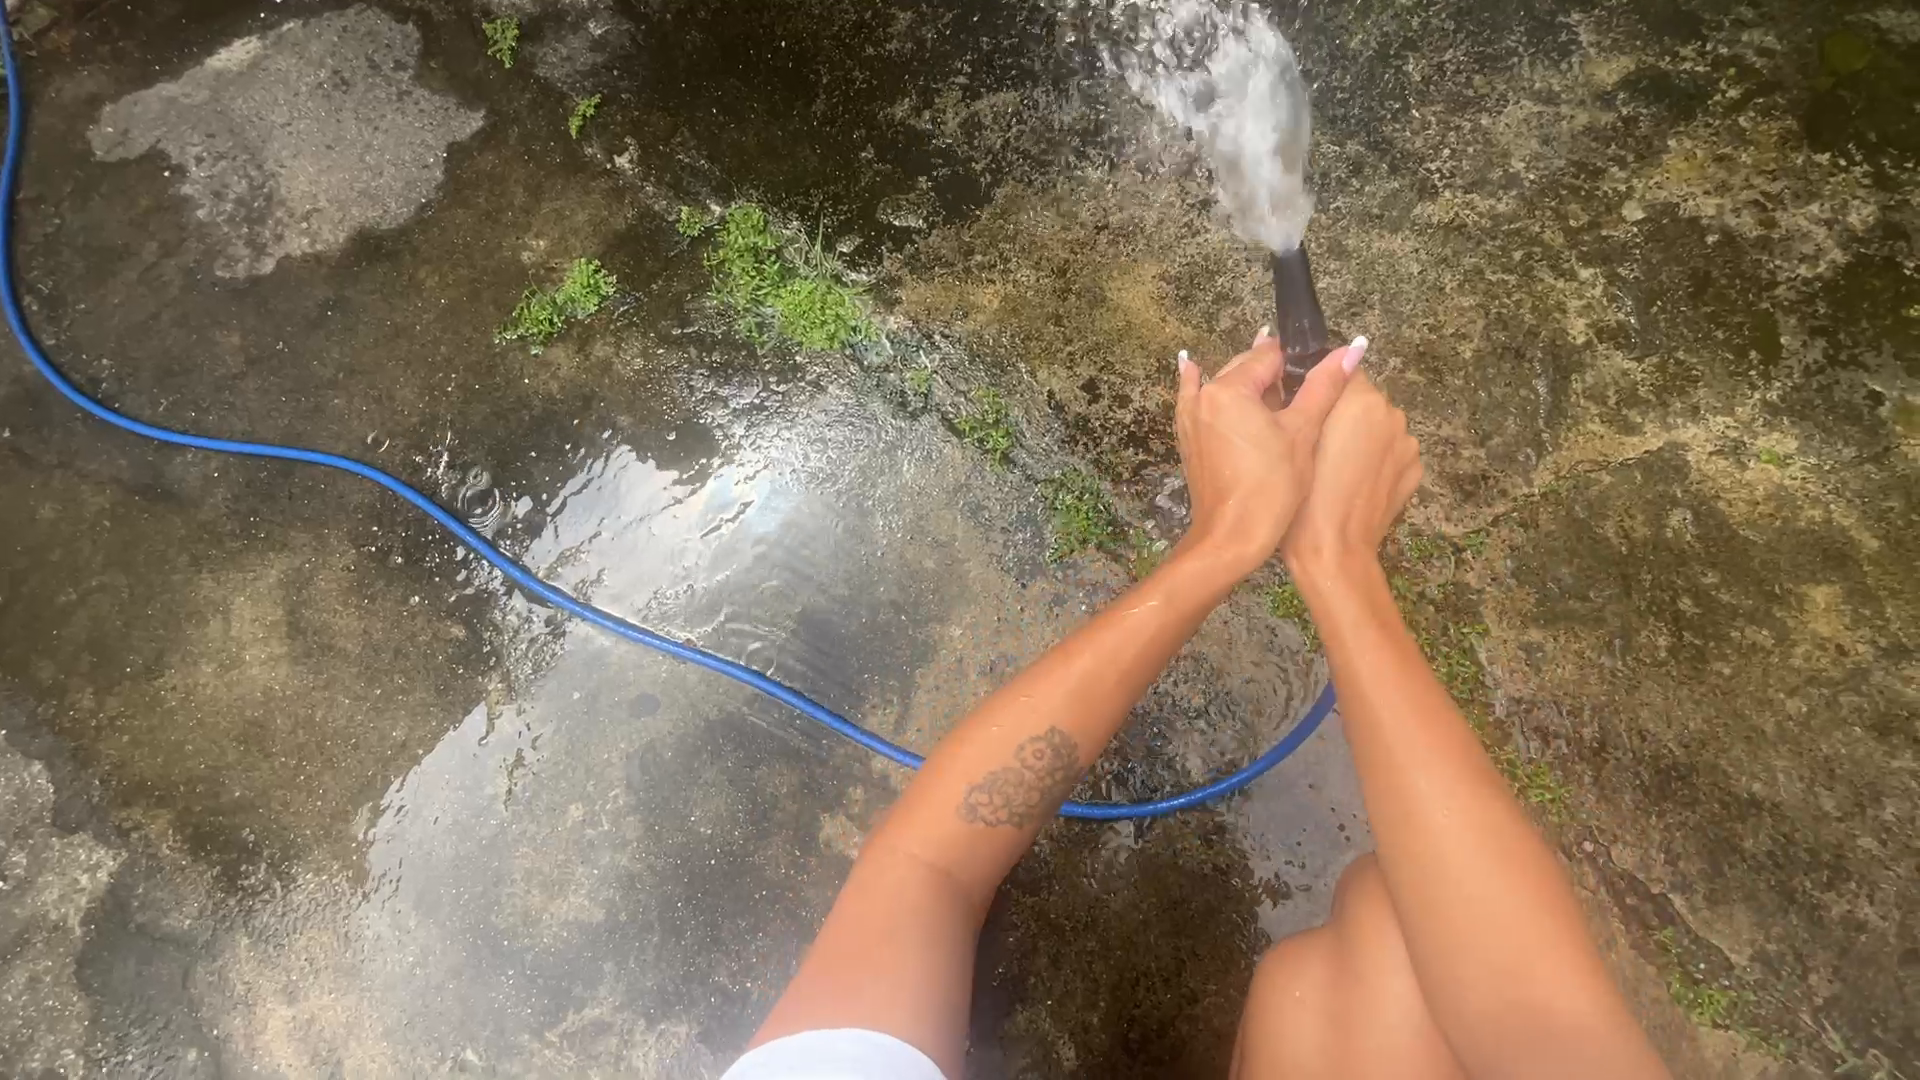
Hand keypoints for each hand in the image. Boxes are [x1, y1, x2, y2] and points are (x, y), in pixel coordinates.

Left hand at [1174, 329, 1365, 578]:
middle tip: (1305, 391)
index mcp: (1228, 389)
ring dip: (1247, 383)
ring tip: (1276, 394)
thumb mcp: (1303, 432)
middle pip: (1244, 368)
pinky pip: (1195, 400)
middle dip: (1273, 374)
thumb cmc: (1272, 486)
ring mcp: (1190, 417)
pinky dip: (1197, 384)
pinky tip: (1193, 367)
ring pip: (1224, 385)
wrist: (1232, 534)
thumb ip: (1324, 386)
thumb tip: (1353, 347)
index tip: (1319, 371)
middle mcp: (1202, 396)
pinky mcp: (1188, 438)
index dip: (1298, 361)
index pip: (1269, 356)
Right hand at [1282, 370, 1422, 579]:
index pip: (1341, 372)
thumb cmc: (1302, 497)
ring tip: (1330, 470)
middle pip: (1360, 400)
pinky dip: (1370, 463)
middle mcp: (1392, 415)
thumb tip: (1329, 364)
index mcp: (1361, 402)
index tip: (1301, 413)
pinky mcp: (1413, 472)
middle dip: (1339, 416)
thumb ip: (1314, 397)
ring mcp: (1407, 446)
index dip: (1318, 390)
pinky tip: (1350, 485)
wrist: (1333, 552)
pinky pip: (1387, 454)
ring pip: (1374, 428)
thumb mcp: (1295, 441)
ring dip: (1355, 439)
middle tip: (1311, 447)